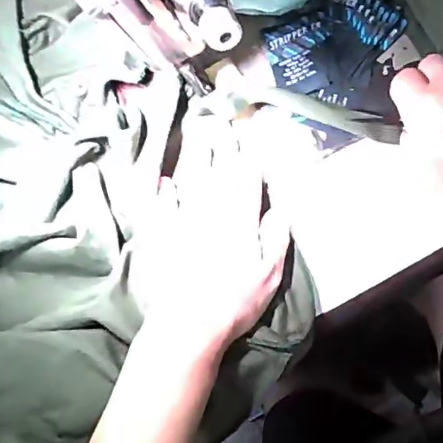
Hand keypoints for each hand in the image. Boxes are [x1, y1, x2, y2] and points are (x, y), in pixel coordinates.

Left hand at [134, 116, 291, 356]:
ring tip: (195, 131)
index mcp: (241, 219)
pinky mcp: (162, 236)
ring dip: (193, 155)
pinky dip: (164, 191)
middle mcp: (212, 211)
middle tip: (217, 117)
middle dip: (219, 142)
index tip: (248, 131)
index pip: (247, 177)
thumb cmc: (236, 302)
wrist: (187, 324)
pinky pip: (162, 205)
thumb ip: (276, 236)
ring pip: (190, 179)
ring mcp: (184, 221)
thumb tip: (280, 207)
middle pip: (217, 170)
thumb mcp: (270, 274)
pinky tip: (166, 181)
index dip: (248, 152)